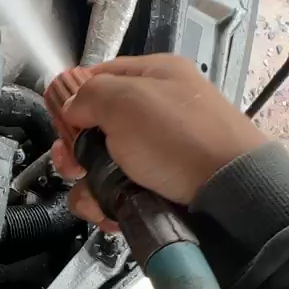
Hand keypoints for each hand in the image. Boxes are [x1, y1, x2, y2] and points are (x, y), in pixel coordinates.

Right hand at [47, 54, 267, 226]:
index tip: (61, 123)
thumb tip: (71, 109)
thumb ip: (88, 95)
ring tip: (96, 199)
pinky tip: (111, 212)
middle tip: (74, 167)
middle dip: (74, 151)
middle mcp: (150, 112)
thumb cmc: (177, 137)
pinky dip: (106, 205)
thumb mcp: (127, 101)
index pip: (96, 77)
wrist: (227, 192)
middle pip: (91, 128)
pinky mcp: (152, 186)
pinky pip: (114, 192)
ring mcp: (152, 152)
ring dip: (88, 185)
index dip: (73, 99)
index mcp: (151, 76)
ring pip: (98, 166)